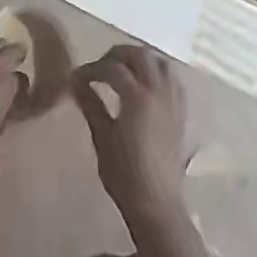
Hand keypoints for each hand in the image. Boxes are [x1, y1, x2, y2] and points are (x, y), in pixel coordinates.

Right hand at [74, 46, 188, 219]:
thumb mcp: (102, 139)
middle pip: (139, 54)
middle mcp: (158, 91)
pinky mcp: (180, 111)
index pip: (112, 68)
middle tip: (99, 66)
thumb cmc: (124, 174)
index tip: (78, 77)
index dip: (92, 69)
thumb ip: (91, 106)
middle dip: (117, 54)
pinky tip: (145, 85)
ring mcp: (173, 100)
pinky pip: (172, 80)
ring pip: (159, 62)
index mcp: (137, 97)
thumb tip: (76, 84)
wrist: (157, 203)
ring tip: (123, 70)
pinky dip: (157, 73)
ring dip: (140, 60)